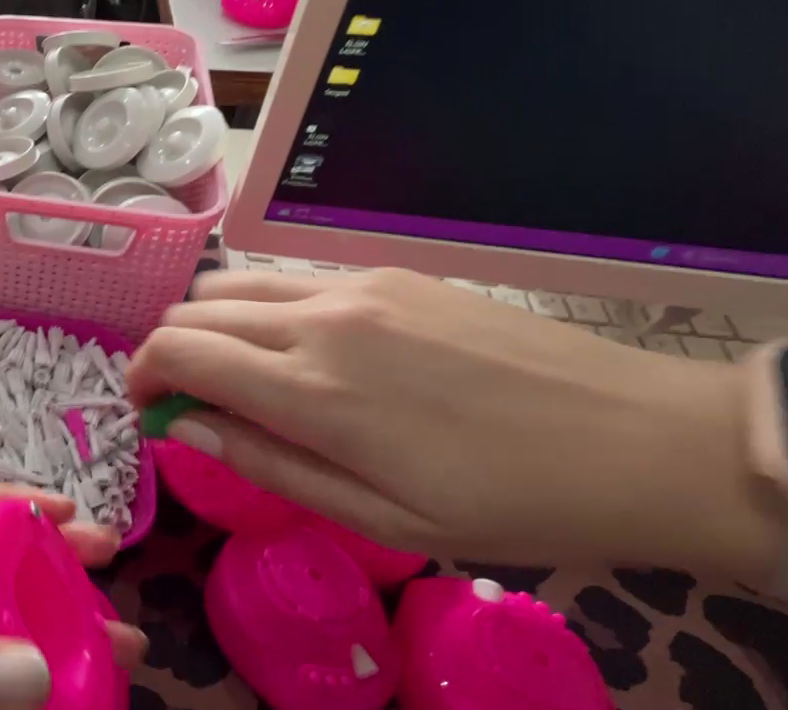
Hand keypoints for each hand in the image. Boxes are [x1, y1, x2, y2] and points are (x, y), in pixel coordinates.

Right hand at [128, 268, 782, 580]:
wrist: (645, 439)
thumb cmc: (514, 502)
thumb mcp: (385, 516)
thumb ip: (267, 464)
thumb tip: (183, 425)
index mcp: (314, 392)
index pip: (178, 352)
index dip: (142, 375)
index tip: (147, 405)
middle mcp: (317, 321)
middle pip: (192, 310)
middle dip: (167, 350)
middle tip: (188, 394)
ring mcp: (351, 286)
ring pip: (230, 285)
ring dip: (209, 323)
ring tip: (236, 367)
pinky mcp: (383, 271)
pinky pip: (286, 278)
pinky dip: (260, 307)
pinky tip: (300, 346)